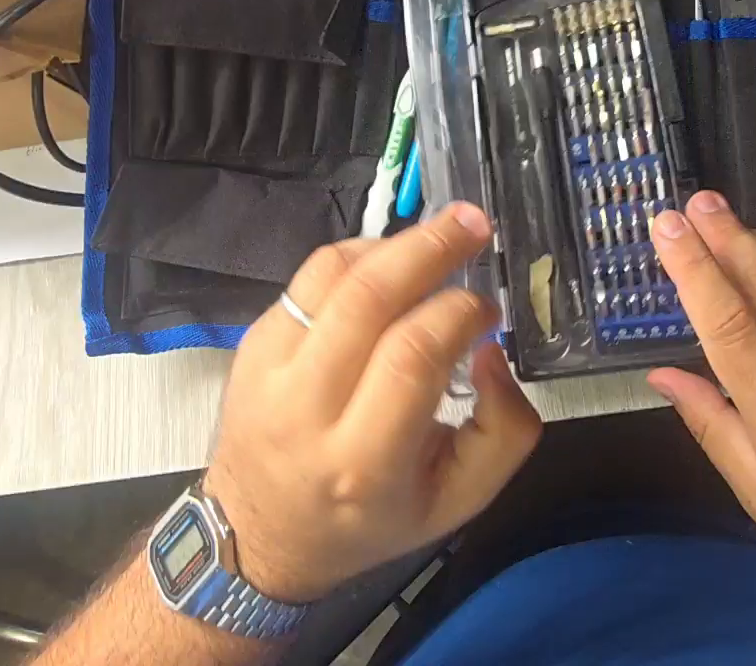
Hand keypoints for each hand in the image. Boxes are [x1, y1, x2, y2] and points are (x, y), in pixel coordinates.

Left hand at [201, 203, 541, 603]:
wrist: (261, 533)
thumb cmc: (370, 519)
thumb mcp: (457, 503)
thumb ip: (502, 431)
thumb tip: (490, 350)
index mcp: (362, 462)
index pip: (411, 357)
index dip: (459, 313)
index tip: (488, 307)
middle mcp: (305, 409)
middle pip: (368, 299)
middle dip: (430, 247)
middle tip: (475, 222)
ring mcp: (268, 367)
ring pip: (333, 274)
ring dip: (394, 243)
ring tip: (437, 237)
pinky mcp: (253, 340)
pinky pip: (310, 275)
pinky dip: (359, 255)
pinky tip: (390, 262)